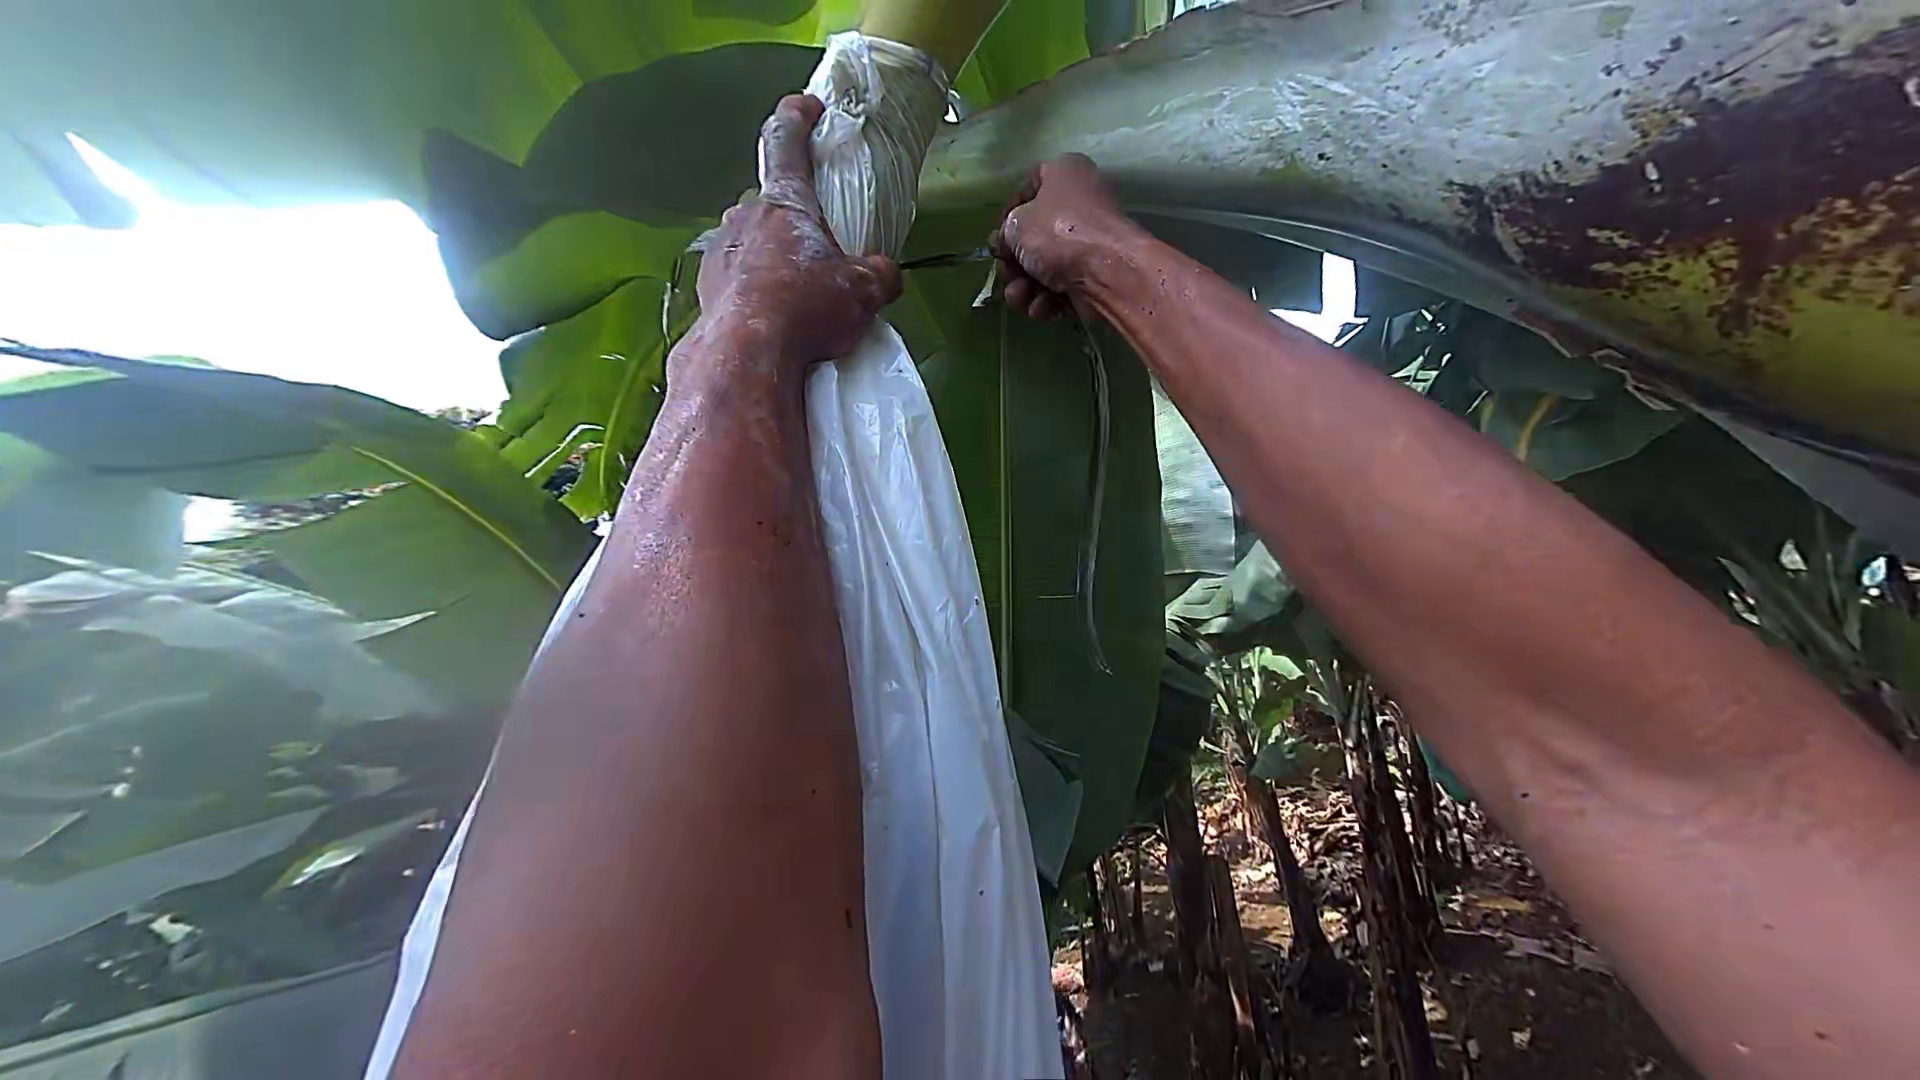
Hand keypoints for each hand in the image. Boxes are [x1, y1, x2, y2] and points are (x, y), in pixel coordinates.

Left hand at [694, 94, 901, 366]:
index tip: (807, 109)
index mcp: (785, 204)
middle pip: (770, 205)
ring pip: (751, 244)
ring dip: (772, 259)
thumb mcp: (864, 292)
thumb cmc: (805, 310)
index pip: (786, 142)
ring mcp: (720, 254)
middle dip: (793, 222)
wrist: (750, 356)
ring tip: (796, 295)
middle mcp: (745, 219)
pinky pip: (737, 280)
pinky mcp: (707, 290)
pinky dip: (755, 291)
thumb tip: (886, 274)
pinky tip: (773, 319)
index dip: (798, 118)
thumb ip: (881, 274)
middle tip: (818, 252)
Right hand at [990, 154, 1137, 318]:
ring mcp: (1090, 241)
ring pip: (1045, 267)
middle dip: (1014, 263)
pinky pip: (1062, 285)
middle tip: (1007, 275)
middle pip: (1034, 236)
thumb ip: (1006, 231)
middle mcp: (1080, 203)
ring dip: (1025, 287)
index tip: (998, 241)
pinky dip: (1047, 299)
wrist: (1106, 271)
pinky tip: (1041, 307)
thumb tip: (1005, 243)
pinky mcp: (1094, 274)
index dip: (1007, 217)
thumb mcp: (1016, 224)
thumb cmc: (1058, 233)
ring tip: (1020, 298)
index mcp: (1065, 173)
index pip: (1027, 190)